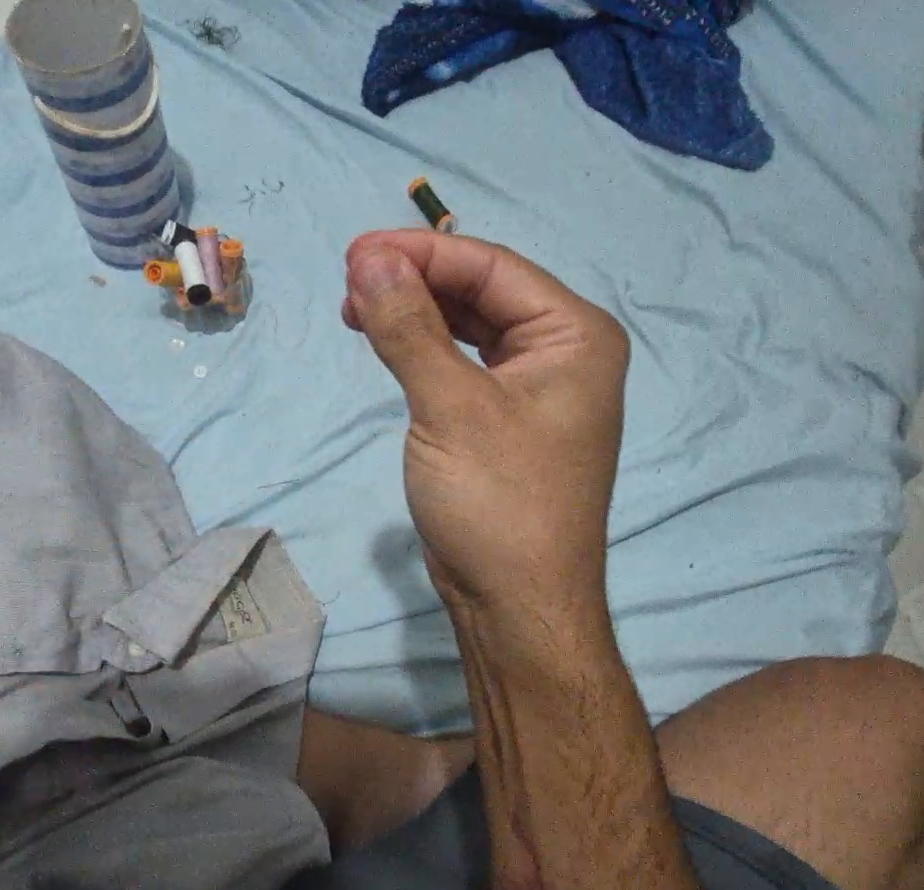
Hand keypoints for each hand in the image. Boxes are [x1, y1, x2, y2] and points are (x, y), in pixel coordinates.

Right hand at [343, 231, 629, 618]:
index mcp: (575, 335)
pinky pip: (464, 367)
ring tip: (354, 309)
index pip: (492, 268)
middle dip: (415, 282)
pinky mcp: (506, 423)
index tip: (353, 252)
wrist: (517, 603)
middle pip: (482, 293)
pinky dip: (424, 352)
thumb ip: (410, 328)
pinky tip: (388, 344)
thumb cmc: (497, 502)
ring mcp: (536, 391)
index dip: (421, 253)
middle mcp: (564, 354)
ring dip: (414, 315)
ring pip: (470, 329)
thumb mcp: (450, 407)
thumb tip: (368, 258)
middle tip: (348, 282)